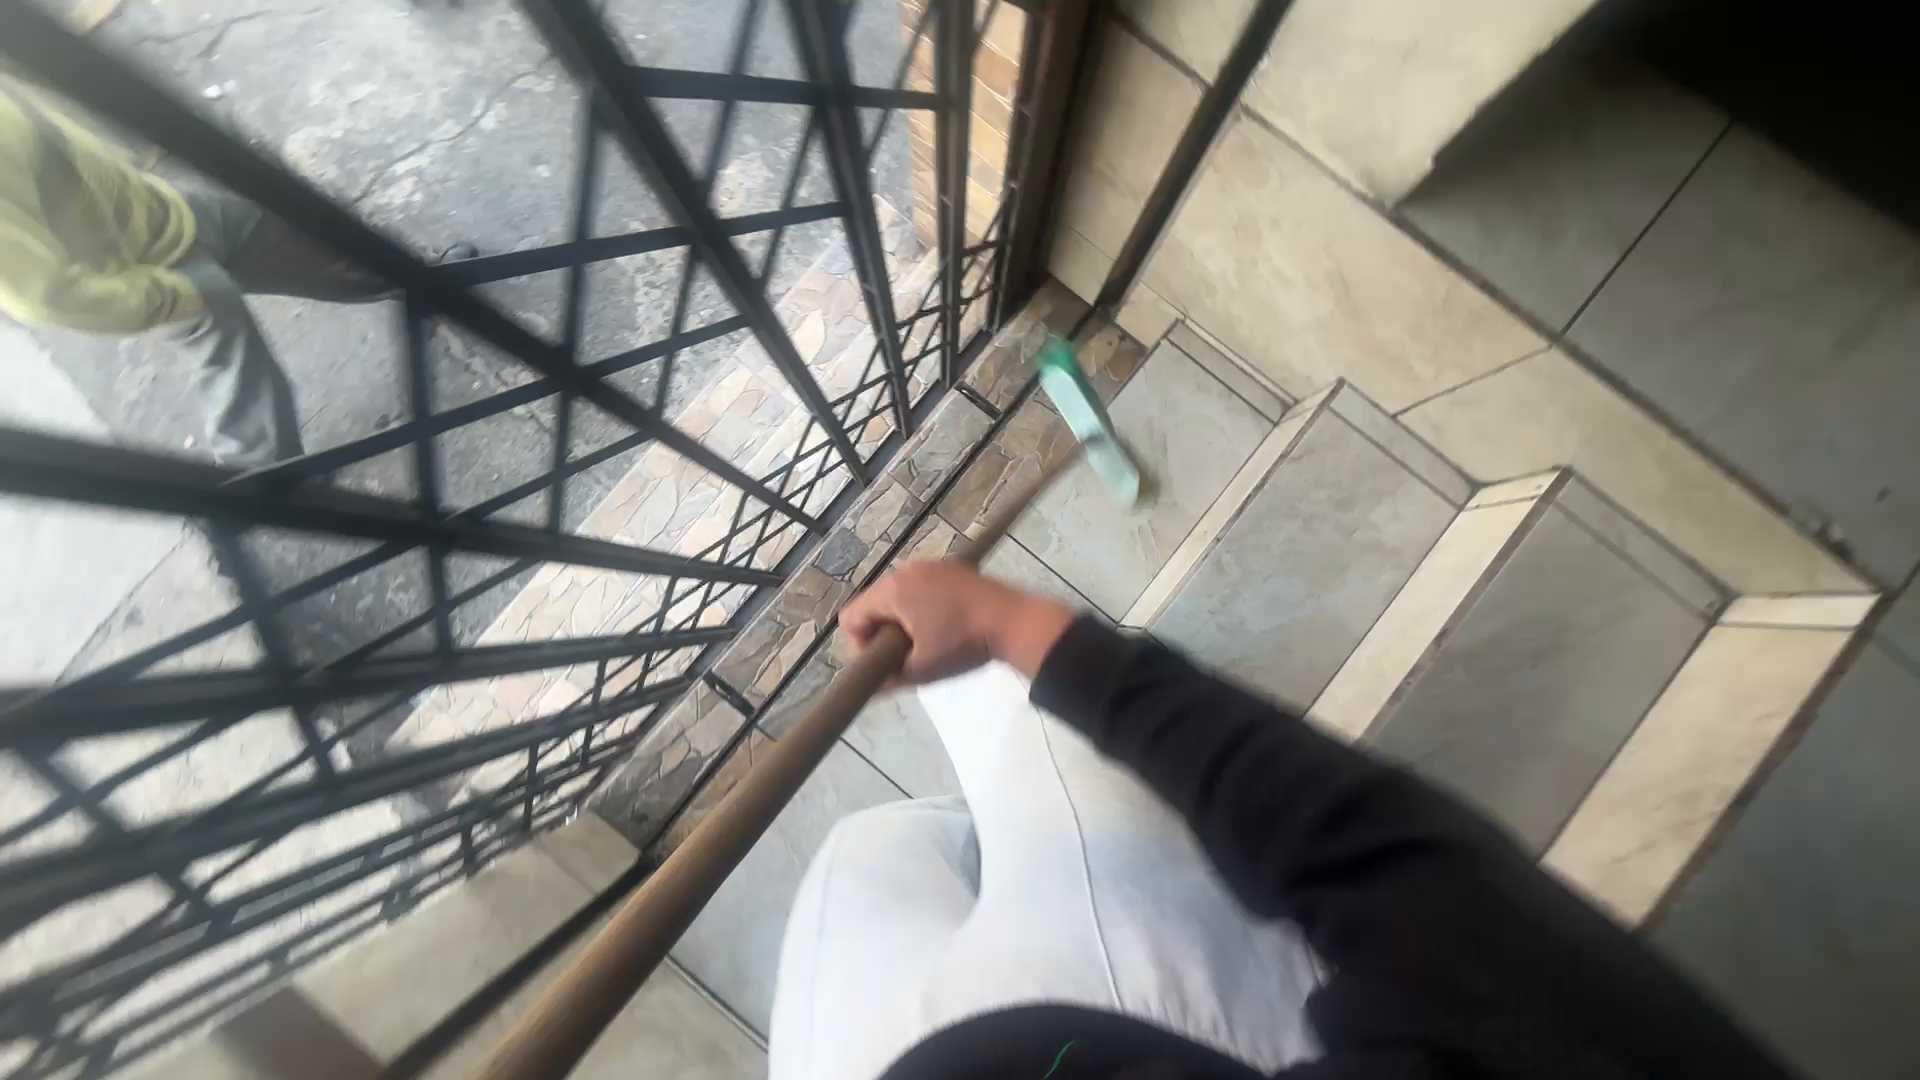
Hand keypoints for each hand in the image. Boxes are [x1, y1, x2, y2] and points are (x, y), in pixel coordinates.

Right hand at [839, 561, 1075, 685]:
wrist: (1013, 622)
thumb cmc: (962, 644)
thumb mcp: (922, 670)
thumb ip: (889, 679)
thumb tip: (873, 686)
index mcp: (892, 590)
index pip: (851, 617)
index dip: (859, 645)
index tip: (886, 661)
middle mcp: (906, 570)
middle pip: (874, 604)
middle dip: (883, 631)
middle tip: (908, 654)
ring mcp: (930, 565)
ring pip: (898, 596)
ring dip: (904, 619)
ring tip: (929, 641)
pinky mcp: (951, 568)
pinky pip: (921, 588)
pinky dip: (923, 606)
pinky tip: (946, 624)